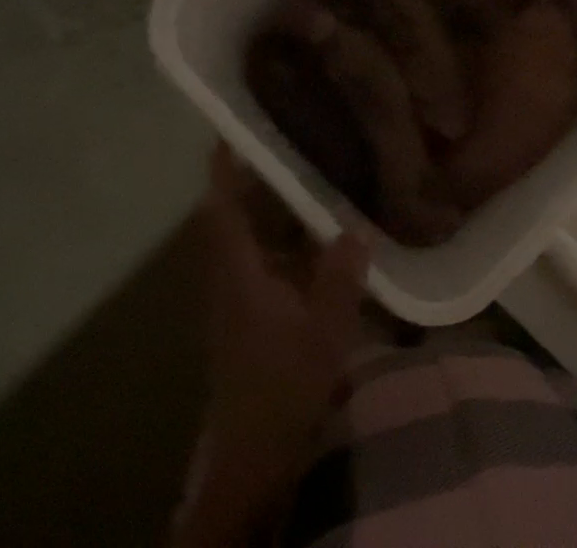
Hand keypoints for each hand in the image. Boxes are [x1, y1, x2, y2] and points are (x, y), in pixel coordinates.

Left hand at [179, 144, 369, 542]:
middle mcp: (228, 279)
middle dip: (250, 181)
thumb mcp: (324, 329)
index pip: (222, 209)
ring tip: (307, 181)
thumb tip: (353, 227)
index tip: (230, 130)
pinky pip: (260, 262)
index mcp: (239, 273)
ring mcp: (235, 299)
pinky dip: (281, 242)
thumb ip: (339, 276)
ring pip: (247, 241)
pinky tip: (316, 242)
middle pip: (231, 218)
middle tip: (286, 144)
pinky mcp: (246, 317)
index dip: (222, 169)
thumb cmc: (285, 383)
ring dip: (267, 211)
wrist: (255, 447)